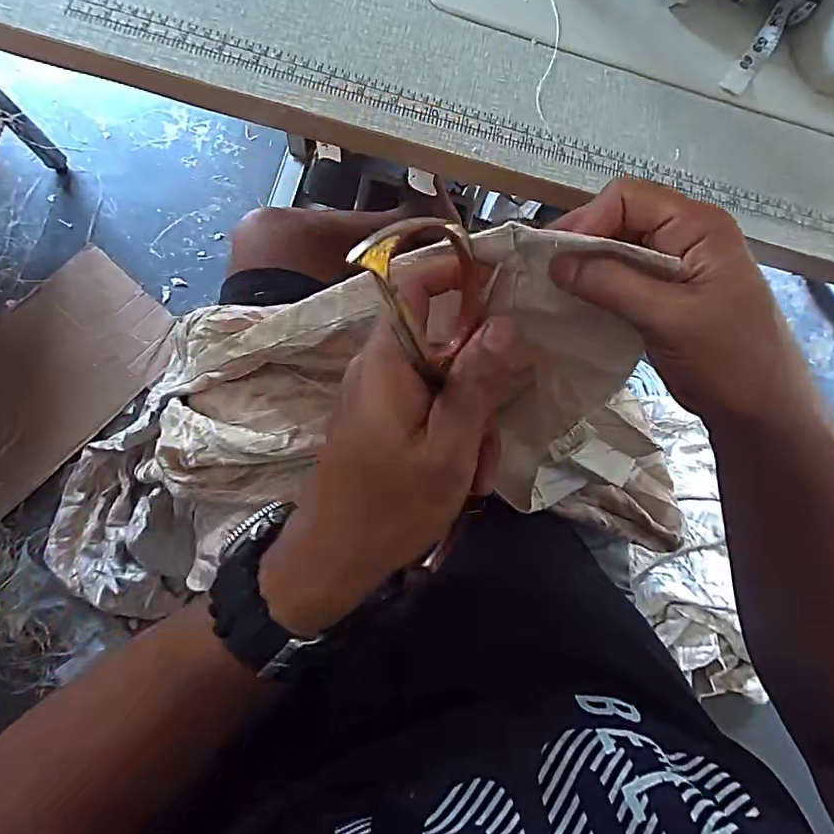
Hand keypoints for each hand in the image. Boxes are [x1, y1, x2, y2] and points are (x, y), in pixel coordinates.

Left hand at [258, 260, 514, 635]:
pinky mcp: (384, 417)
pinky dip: (454, 432)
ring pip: (444, 379)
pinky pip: (431, 404)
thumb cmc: (389, 510)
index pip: (414, 284)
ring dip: (471, 418)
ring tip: (475, 471)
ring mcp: (381, 393)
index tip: (504, 280)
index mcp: (388, 361)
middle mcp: (380, 367)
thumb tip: (503, 323)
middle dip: (480, 380)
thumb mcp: (448, 449)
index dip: (456, 269)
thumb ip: (475, 384)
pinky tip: (462, 475)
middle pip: (444, 340)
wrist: (329, 565)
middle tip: (491, 433)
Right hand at [549, 177, 812, 425]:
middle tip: (548, 273)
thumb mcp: (669, 319)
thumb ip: (612, 284)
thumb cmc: (730, 361)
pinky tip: (580, 303)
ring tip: (557, 288)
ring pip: (622, 247)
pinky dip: (602, 286)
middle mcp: (689, 234)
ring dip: (590, 265)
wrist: (765, 412)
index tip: (556, 257)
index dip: (588, 220)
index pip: (629, 197)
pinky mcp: (671, 293)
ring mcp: (681, 264)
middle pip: (623, 217)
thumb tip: (556, 262)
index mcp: (699, 225)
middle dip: (584, 241)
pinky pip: (628, 276)